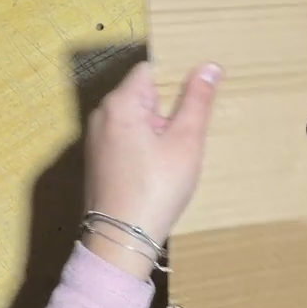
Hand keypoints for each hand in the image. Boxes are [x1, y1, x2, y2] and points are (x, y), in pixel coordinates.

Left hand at [82, 60, 222, 278]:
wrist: (121, 241)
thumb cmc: (156, 188)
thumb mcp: (185, 141)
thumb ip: (197, 100)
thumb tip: (210, 66)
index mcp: (120, 103)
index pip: (151, 69)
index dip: (177, 76)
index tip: (198, 93)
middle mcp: (102, 114)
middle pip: (142, 92)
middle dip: (169, 105)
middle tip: (193, 126)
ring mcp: (96, 138)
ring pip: (135, 116)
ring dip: (158, 125)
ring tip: (180, 148)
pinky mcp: (98, 159)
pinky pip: (126, 136)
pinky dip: (145, 142)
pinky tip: (161, 164)